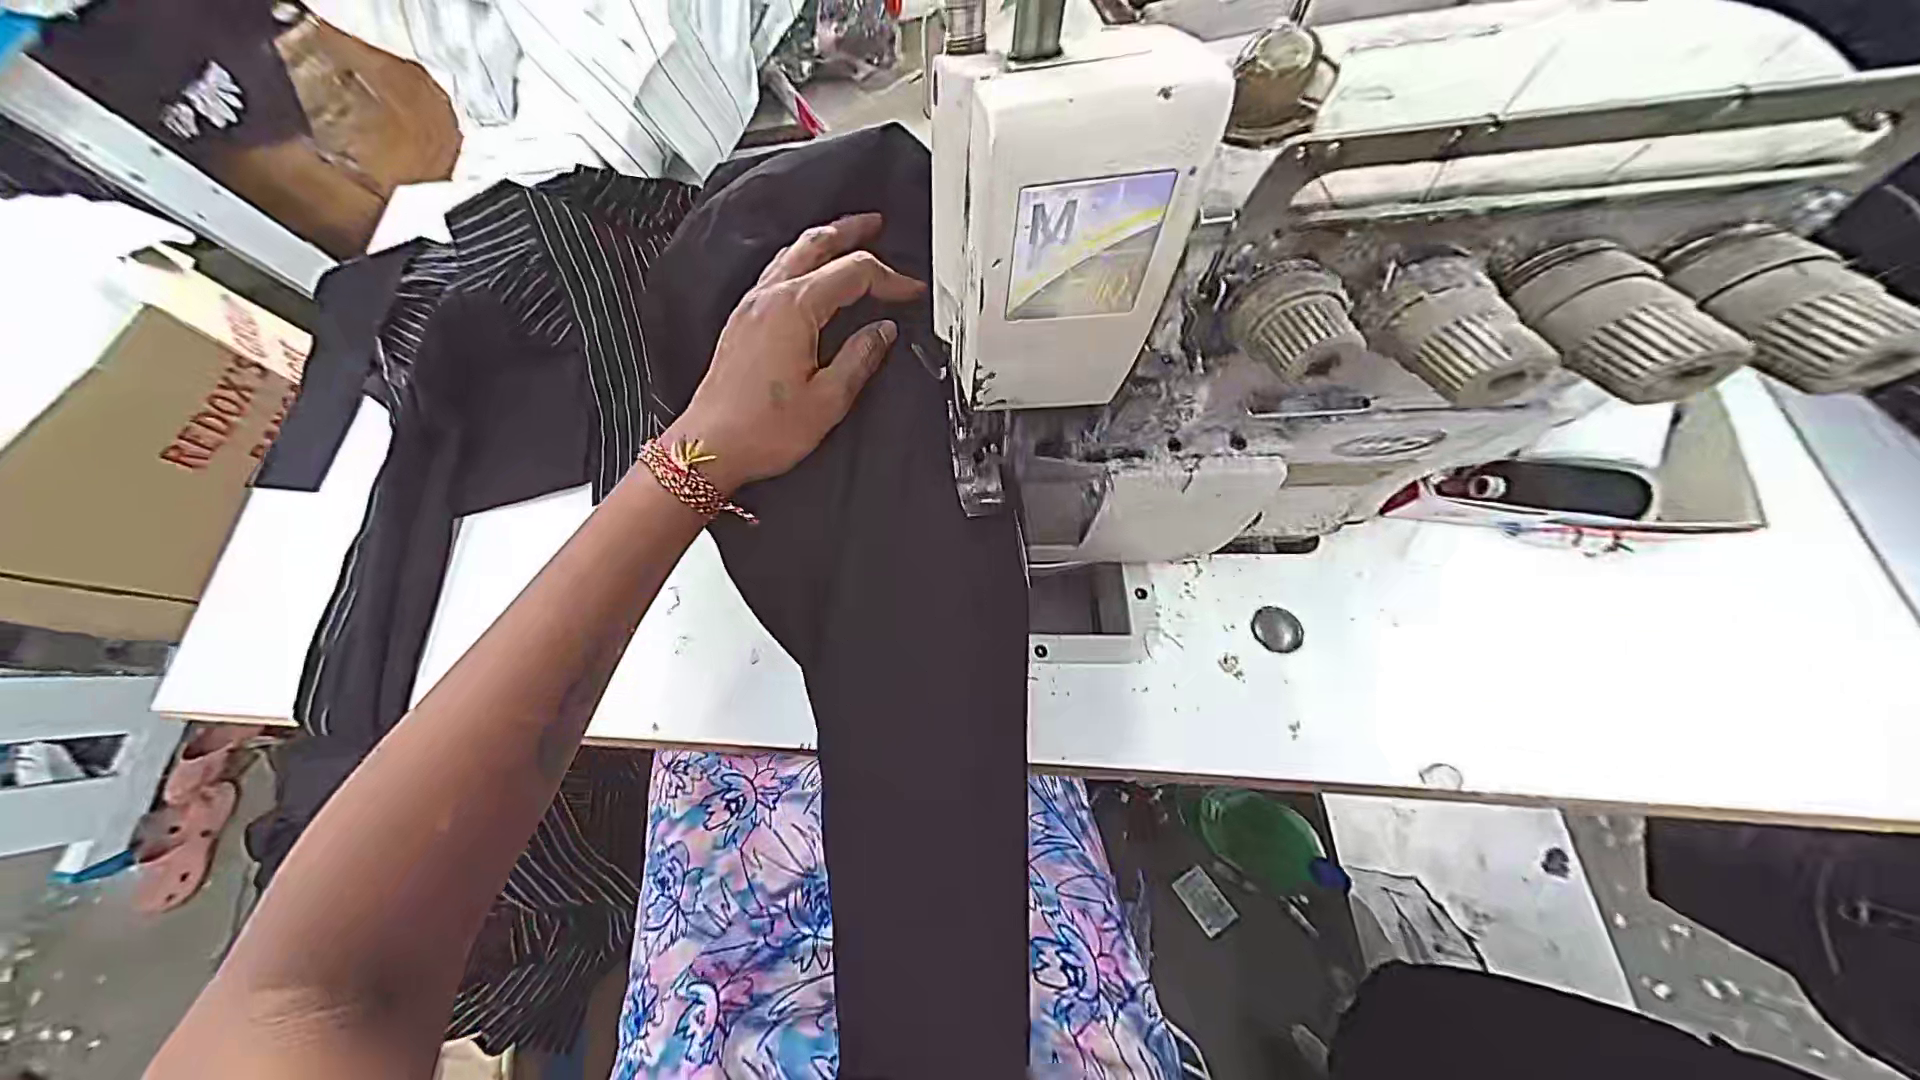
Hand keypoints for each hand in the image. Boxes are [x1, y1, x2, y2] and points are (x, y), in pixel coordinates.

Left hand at [661, 212, 924, 493]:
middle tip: (876, 224)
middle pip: (815, 245)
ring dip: (823, 242)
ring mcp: (750, 308)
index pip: (853, 273)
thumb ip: (860, 358)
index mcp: (793, 310)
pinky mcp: (742, 323)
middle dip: (850, 232)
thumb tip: (882, 333)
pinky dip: (801, 263)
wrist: (711, 447)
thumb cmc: (763, 430)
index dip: (889, 278)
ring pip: (791, 255)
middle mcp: (767, 298)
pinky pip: (776, 274)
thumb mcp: (828, 400)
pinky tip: (811, 276)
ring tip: (847, 240)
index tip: (911, 292)